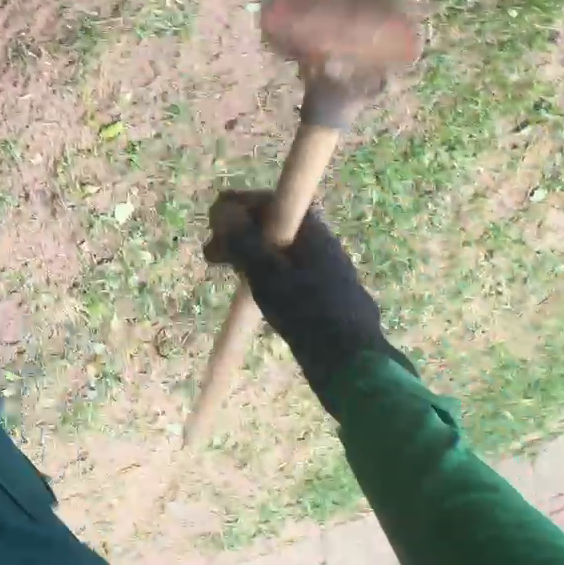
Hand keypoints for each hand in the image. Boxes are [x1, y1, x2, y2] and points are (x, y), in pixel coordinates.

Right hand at [203, 190, 412, 417]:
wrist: (351, 363)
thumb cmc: (305, 311)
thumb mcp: (264, 270)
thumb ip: (241, 237)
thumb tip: (223, 206)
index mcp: (311, 232)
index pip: (270, 201)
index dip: (238, 204)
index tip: (214, 221)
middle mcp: (319, 244)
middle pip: (269, 223)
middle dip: (235, 231)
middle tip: (212, 253)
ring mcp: (322, 268)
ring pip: (273, 246)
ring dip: (244, 251)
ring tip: (223, 268)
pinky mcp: (320, 290)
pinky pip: (282, 266)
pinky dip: (259, 268)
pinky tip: (249, 285)